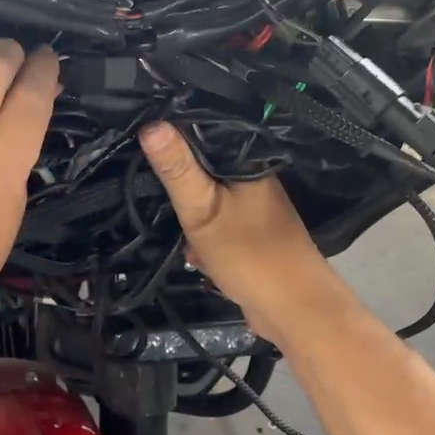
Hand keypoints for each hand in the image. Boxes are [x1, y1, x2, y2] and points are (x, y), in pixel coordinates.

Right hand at [138, 121, 332, 337]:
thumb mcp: (202, 209)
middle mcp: (254, 177)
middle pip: (202, 167)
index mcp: (247, 161)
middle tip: (151, 195)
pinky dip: (204, 236)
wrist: (295, 310)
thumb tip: (151, 124)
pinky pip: (217, 222)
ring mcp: (255, 206)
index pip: (203, 131)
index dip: (170, 136)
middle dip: (179, 185)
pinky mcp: (253, 231)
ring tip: (178, 231)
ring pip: (207, 197)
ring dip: (191, 217)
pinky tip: (195, 252)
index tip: (139, 145)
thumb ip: (177, 169)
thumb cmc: (249, 255)